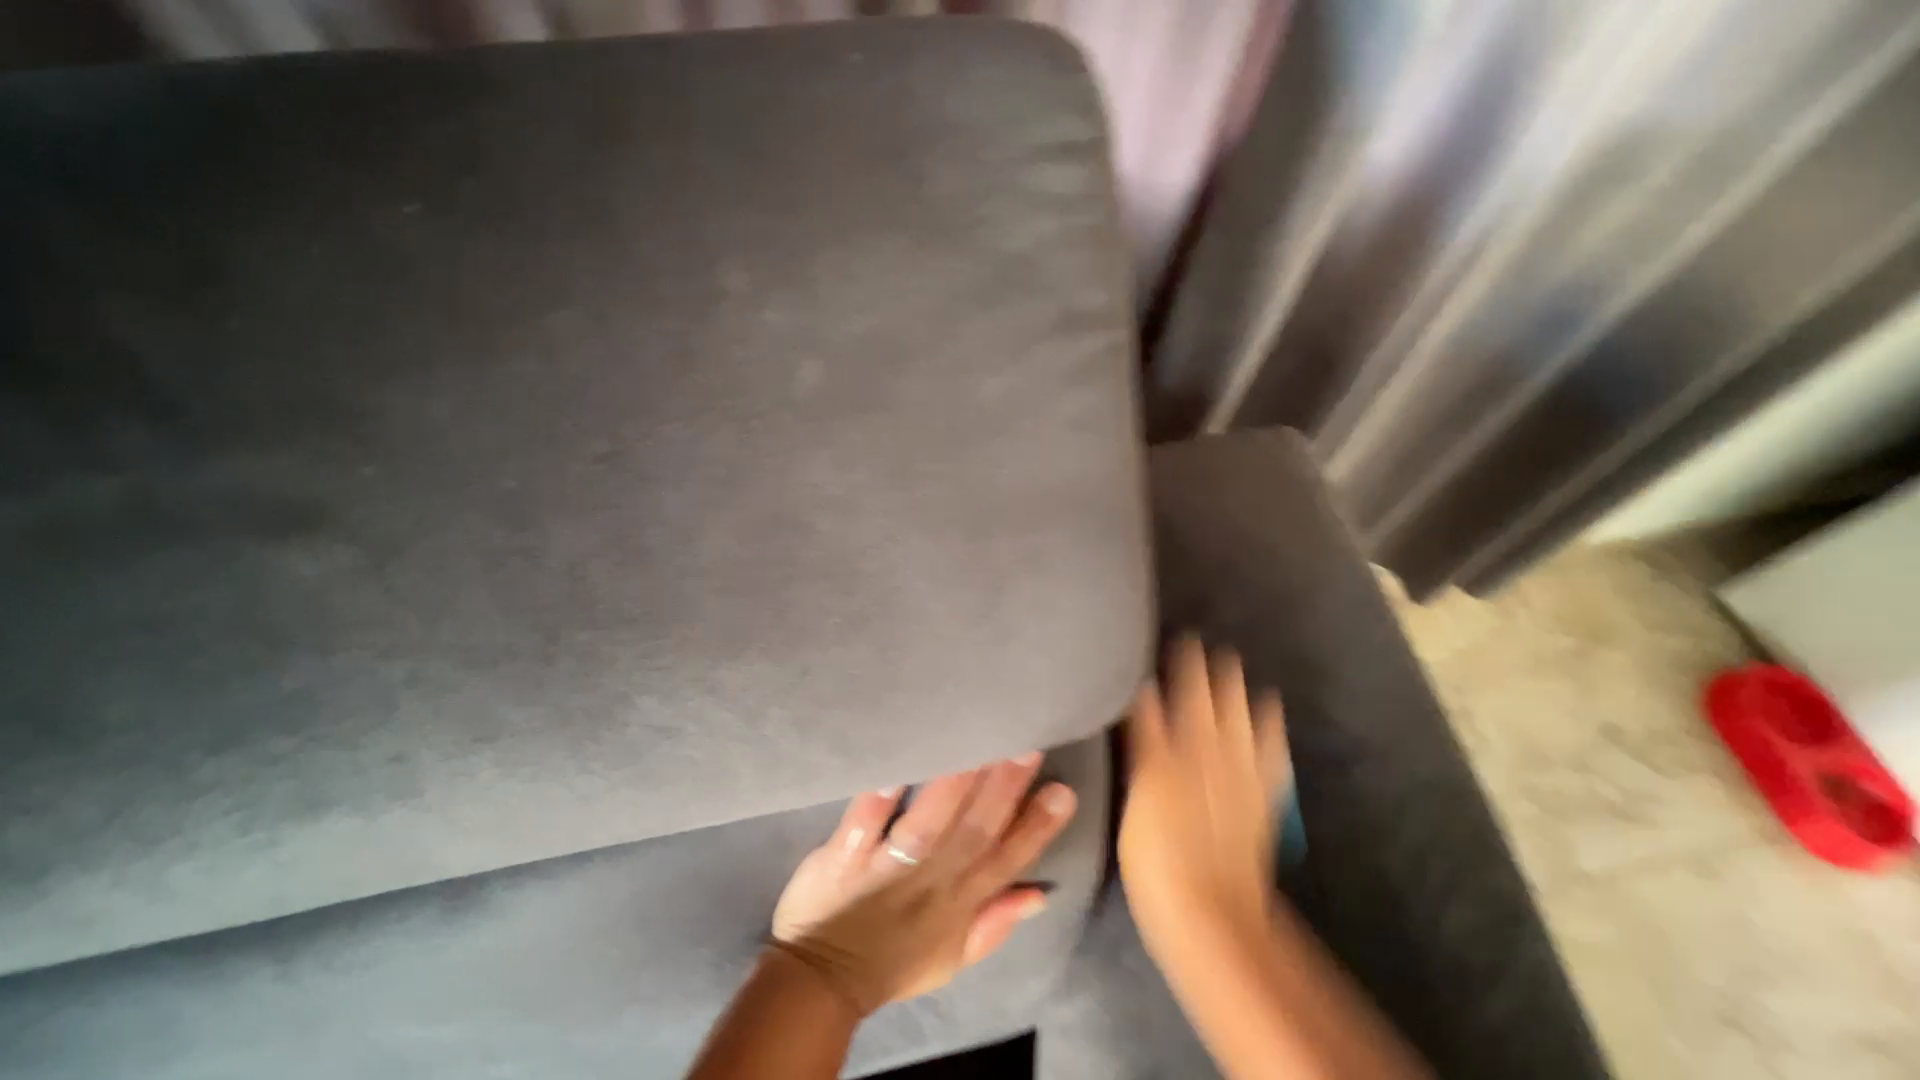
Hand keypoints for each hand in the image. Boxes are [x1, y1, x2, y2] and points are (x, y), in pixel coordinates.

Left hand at [770, 754, 1077, 1016]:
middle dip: (1003, 790)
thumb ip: (997, 921)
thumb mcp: (953, 957)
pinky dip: (877, 800)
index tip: (1062, 791)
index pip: (1006, 861)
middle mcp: (930, 881)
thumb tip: (1042, 893)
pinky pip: (862, 825)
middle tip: (1028, 745)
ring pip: (927, 825)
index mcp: (959, 902)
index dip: (1036, 829)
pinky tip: (895, 770)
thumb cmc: (892, 963)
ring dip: (952, 788)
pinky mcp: (844, 858)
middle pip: (974, 832)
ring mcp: (886, 868)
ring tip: (977, 747)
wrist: (822, 983)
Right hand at [1119, 638, 1291, 958]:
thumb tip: (1139, 721)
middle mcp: (1199, 758)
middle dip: (1193, 670)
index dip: (1148, 679)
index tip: (1144, 651)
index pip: (1150, 708)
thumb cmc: (1155, 870)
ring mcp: (1235, 775)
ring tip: (1227, 658)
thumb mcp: (1132, 815)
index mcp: (1159, 762)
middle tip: (1191, 639)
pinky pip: (1267, 749)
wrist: (1212, 914)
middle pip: (1196, 703)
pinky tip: (1269, 703)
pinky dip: (1268, 724)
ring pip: (1234, 717)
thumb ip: (1138, 764)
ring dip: (1230, 686)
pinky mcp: (1260, 794)